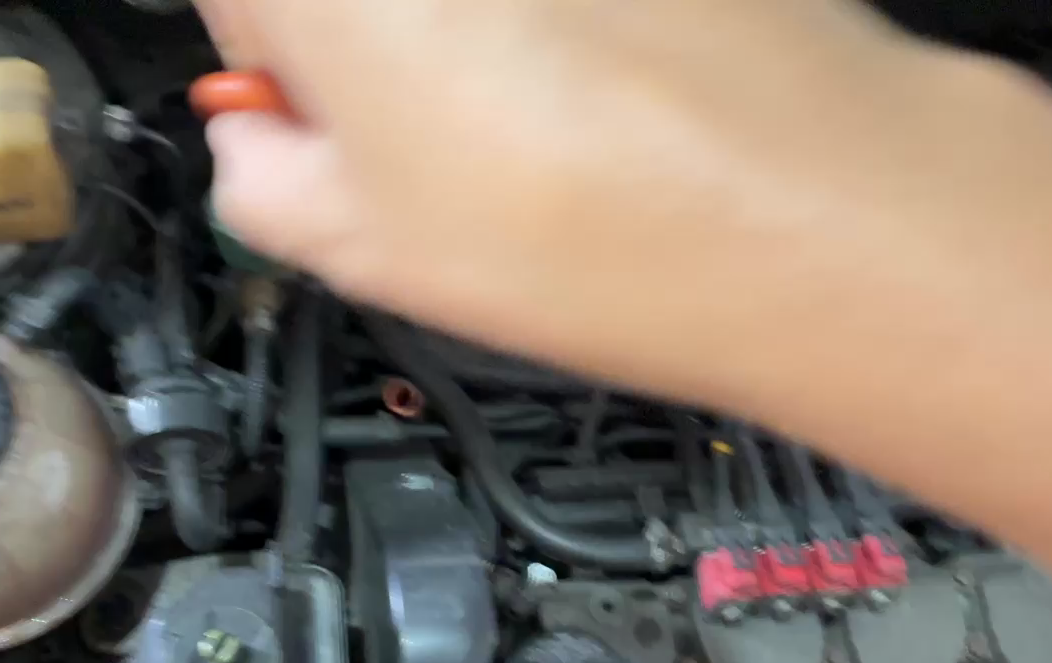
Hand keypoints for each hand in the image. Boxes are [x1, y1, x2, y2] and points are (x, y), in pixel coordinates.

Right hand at [189, 0, 999, 408]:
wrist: (792, 218)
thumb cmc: (593, 240)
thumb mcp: (366, 249)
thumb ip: (266, 181)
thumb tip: (258, 149)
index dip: (272, 61)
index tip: (311, 120)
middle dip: (371, 51)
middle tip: (429, 148)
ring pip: (473, 6)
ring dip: (475, 45)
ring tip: (534, 139)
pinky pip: (570, 6)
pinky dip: (566, 33)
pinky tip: (601, 100)